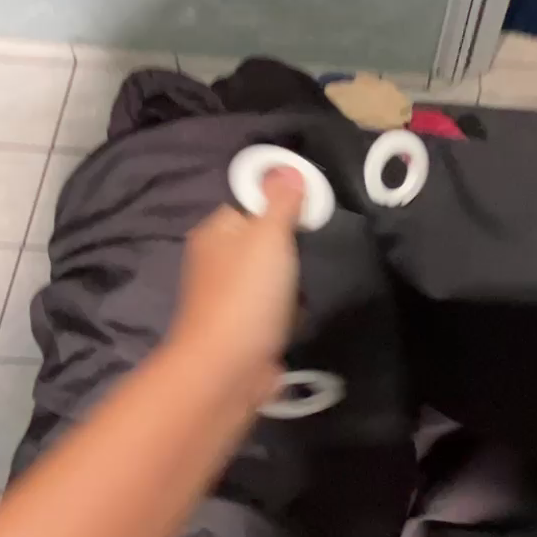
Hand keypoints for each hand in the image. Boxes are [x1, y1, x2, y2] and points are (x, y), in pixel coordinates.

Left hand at [165, 169, 304, 402]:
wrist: (229, 369)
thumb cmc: (247, 294)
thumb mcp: (269, 235)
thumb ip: (281, 201)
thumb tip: (287, 167)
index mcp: (215, 232)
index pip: (251, 203)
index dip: (282, 204)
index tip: (314, 210)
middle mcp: (218, 262)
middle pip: (265, 241)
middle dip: (294, 246)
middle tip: (321, 245)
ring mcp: (231, 298)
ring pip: (275, 276)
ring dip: (296, 281)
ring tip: (318, 279)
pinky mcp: (247, 328)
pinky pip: (277, 308)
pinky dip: (293, 310)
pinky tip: (307, 311)